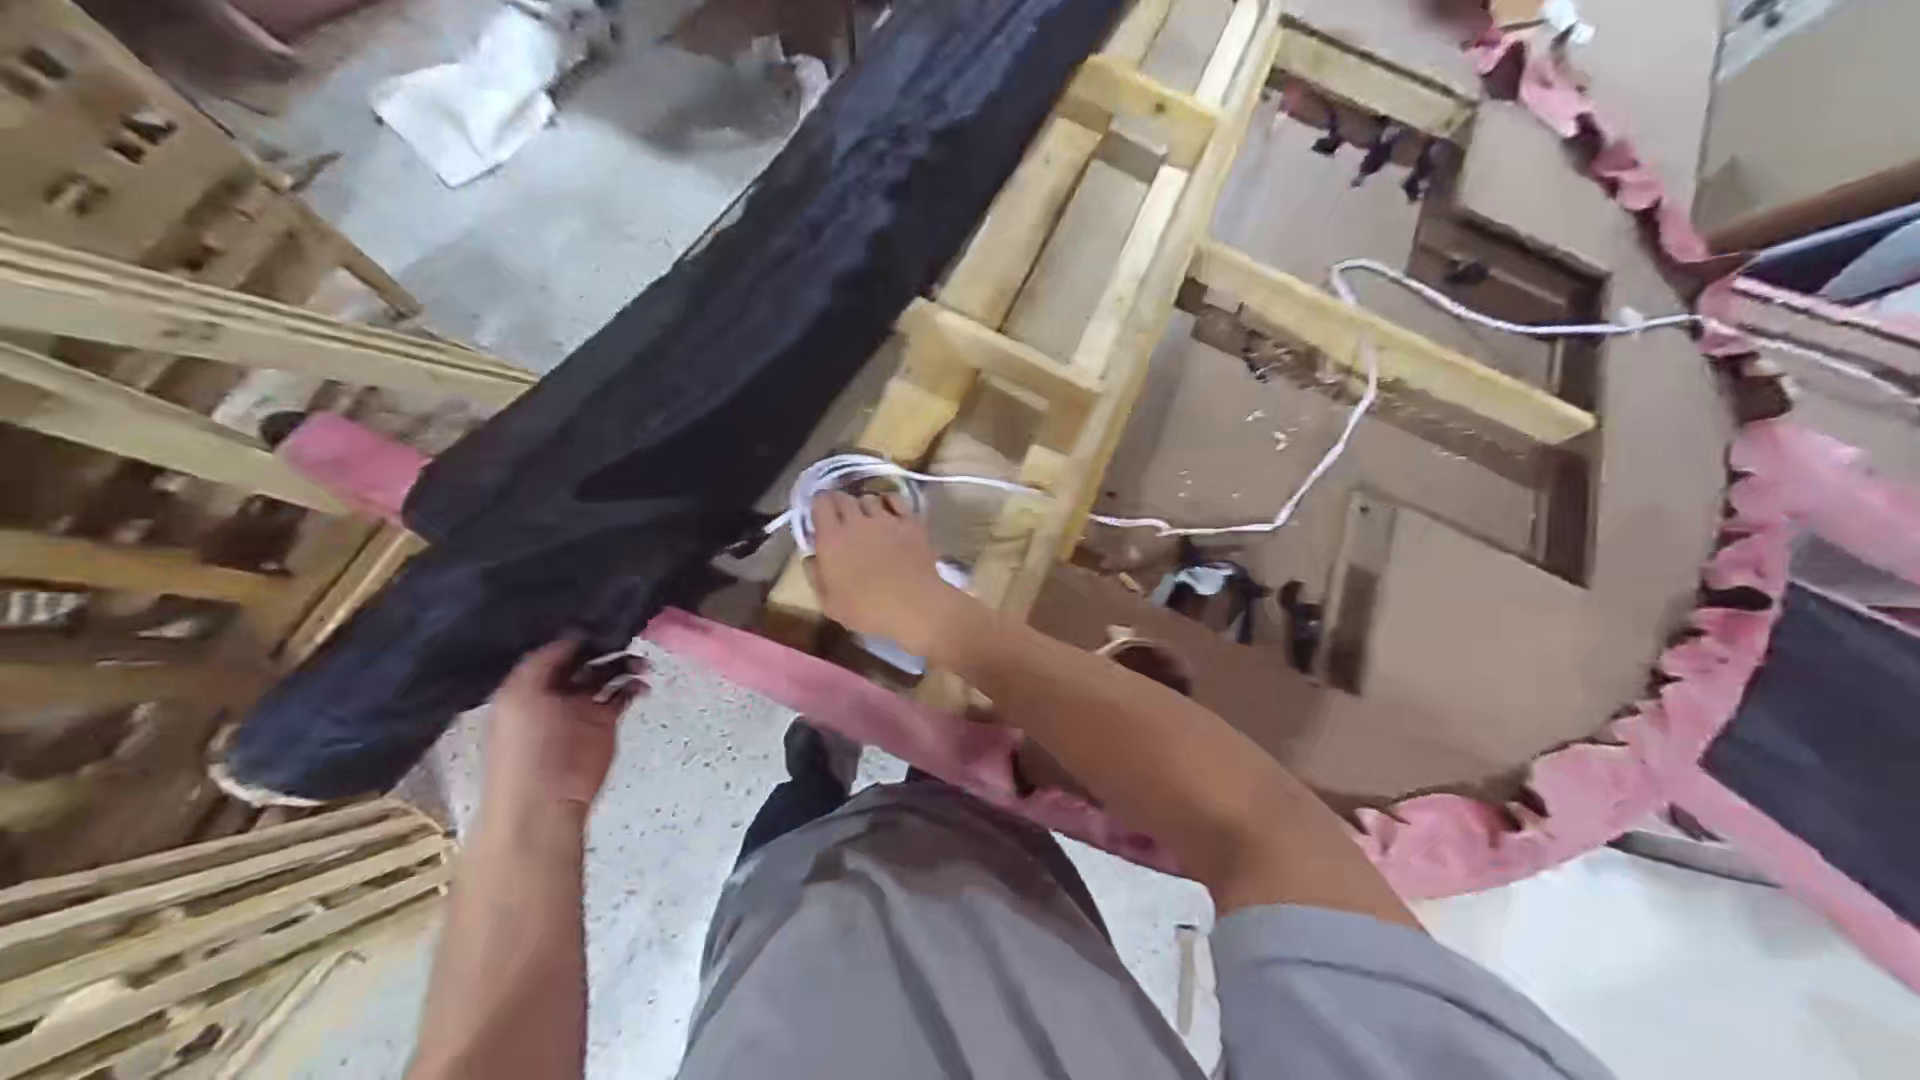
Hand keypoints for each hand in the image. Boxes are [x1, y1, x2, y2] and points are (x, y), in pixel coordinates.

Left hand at [484, 638, 644, 815]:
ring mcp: (582, 708)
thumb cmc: (524, 751)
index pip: (557, 651)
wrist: (543, 801)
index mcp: (531, 685)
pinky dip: (635, 686)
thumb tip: (571, 637)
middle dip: (605, 646)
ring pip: (608, 674)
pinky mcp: (605, 723)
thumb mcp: (518, 698)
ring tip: (640, 663)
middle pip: (586, 659)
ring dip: (624, 663)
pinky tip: (641, 684)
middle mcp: (557, 693)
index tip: (600, 622)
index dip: (577, 637)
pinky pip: (623, 695)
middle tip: (625, 638)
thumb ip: (541, 662)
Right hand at [807, 492, 974, 656]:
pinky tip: (889, 512)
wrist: (914, 606)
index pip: (820, 504)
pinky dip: (888, 501)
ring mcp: (885, 519)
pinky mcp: (910, 521)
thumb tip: (811, 557)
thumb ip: (815, 576)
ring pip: (869, 498)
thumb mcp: (829, 603)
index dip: (819, 505)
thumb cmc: (867, 610)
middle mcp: (856, 522)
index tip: (820, 514)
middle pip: (843, 497)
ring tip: (866, 517)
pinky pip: (895, 500)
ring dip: (863, 505)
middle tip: (841, 516)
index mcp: (831, 539)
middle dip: (839, 503)